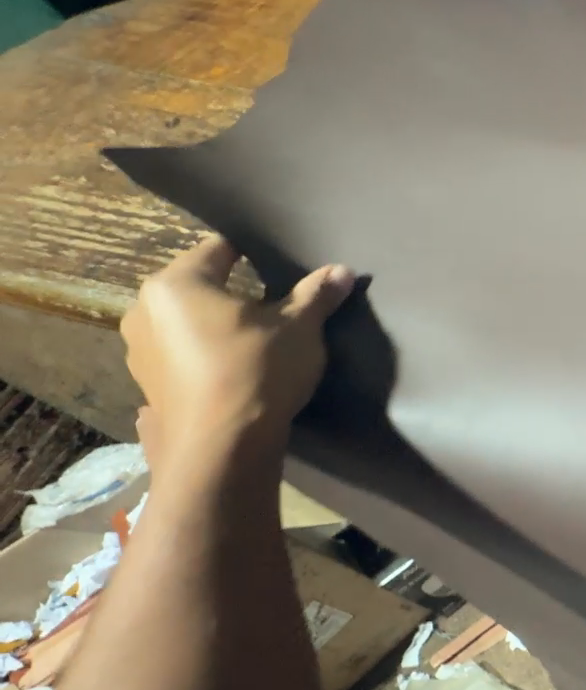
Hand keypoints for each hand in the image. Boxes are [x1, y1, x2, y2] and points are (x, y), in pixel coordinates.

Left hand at [121, 236, 354, 467]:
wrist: (223, 439)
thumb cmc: (259, 368)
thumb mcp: (299, 327)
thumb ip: (316, 295)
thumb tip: (342, 270)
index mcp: (178, 284)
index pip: (217, 249)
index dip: (252, 251)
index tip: (279, 261)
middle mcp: (145, 307)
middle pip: (199, 285)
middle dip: (235, 289)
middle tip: (275, 303)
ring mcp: (139, 345)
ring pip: (187, 319)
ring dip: (217, 322)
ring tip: (256, 338)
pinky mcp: (147, 378)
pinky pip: (181, 350)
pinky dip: (206, 350)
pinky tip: (235, 366)